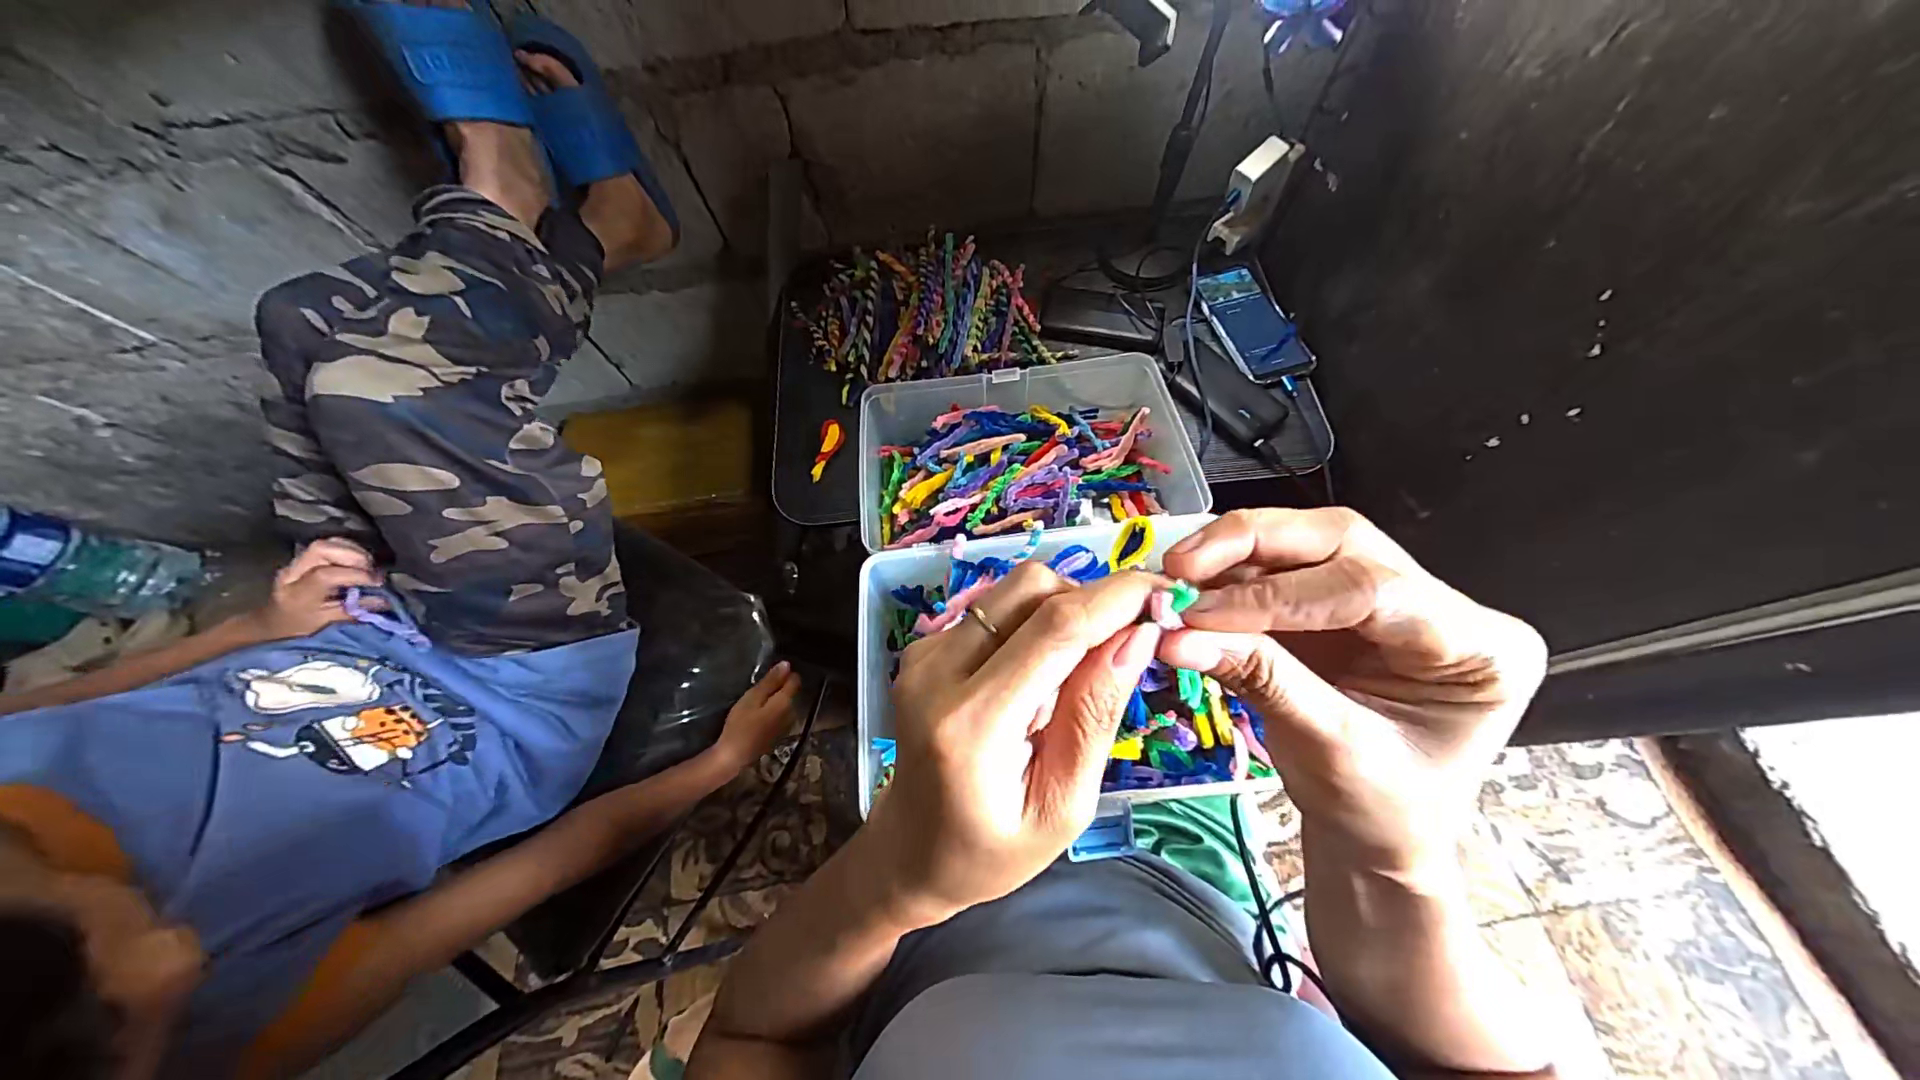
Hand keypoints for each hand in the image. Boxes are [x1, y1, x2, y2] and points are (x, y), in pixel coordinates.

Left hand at [241, 538, 381, 641]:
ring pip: (327, 543)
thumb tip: (386, 599)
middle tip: (372, 570)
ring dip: (354, 551)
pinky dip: (349, 549)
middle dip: (354, 555)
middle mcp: (293, 573)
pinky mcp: (304, 558)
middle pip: (322, 549)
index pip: (326, 574)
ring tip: (368, 566)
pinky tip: (359, 562)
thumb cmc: (298, 628)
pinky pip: (329, 545)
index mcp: (297, 594)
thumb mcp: (327, 623)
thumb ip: (355, 610)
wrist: (271, 622)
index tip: (376, 583)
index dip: (356, 575)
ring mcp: (297, 563)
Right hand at [713, 661, 802, 769]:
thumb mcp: (752, 698)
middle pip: (791, 692)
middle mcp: (792, 712)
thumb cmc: (741, 724)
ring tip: (758, 700)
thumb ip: (770, 681)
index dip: (784, 674)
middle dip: (780, 686)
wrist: (735, 757)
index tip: (769, 674)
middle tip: (760, 687)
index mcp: (786, 702)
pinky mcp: (780, 734)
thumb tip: (786, 664)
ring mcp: (787, 725)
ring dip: (776, 699)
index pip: (795, 680)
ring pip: (786, 704)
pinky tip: (760, 714)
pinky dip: (774, 711)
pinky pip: (781, 715)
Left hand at [872, 565, 1163, 922]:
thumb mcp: (1062, 805)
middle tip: (1126, 640)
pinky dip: (1032, 625)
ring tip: (1074, 673)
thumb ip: (1095, 715)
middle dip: (1091, 600)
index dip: (1118, 598)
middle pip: (1031, 588)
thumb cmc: (989, 851)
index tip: (1167, 593)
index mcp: (971, 723)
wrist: (910, 851)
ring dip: (1062, 610)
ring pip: (1013, 590)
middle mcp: (936, 670)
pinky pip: (994, 610)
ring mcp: (923, 654)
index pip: (1054, 628)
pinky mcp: (924, 648)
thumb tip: (1137, 635)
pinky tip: (1036, 678)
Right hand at [1160, 508, 1547, 873]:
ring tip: (1177, 573)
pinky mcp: (1335, 603)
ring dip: (1233, 553)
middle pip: (1338, 540)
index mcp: (1479, 646)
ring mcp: (1385, 597)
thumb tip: (1180, 635)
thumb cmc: (1378, 809)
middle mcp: (1438, 604)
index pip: (1370, 589)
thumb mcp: (1328, 749)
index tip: (1201, 614)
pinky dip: (1228, 576)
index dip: (1276, 595)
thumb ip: (1262, 678)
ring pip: (1304, 542)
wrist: (1376, 833)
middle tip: (1183, 566)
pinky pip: (1277, 569)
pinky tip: (1190, 586)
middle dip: (1252, 545)